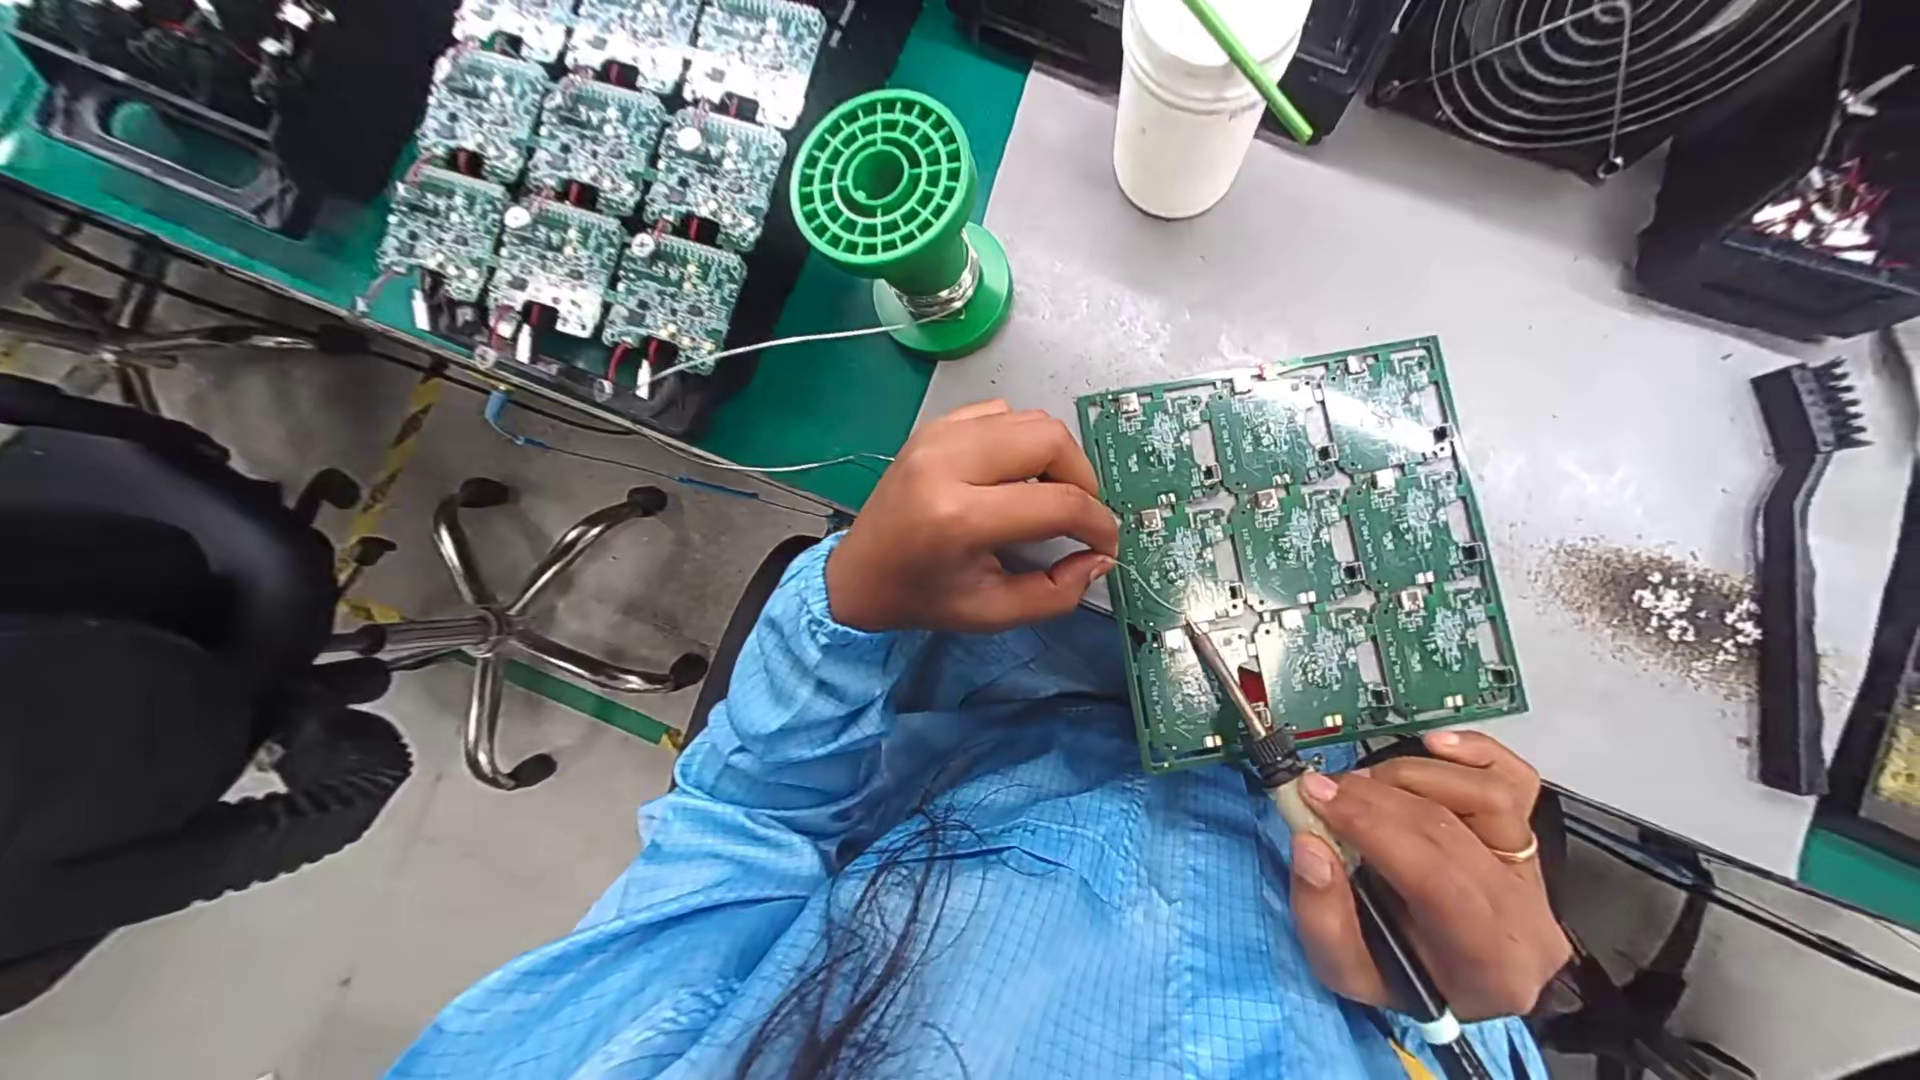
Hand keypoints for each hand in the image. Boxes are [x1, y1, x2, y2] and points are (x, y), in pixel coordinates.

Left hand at [826, 400, 1119, 632]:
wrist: (858, 575)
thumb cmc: (920, 597)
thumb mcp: (992, 613)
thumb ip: (1057, 593)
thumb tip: (1100, 557)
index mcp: (959, 517)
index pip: (1058, 502)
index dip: (1097, 524)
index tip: (1104, 543)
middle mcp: (947, 462)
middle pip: (1050, 439)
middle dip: (1083, 478)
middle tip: (1080, 513)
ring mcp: (937, 436)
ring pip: (1030, 418)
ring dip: (1056, 456)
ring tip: (1051, 494)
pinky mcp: (933, 428)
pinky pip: (1000, 413)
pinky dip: (1021, 439)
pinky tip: (1014, 474)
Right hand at [1288, 731, 1570, 1020]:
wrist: (1438, 964)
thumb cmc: (1394, 968)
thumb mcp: (1344, 971)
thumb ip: (1322, 917)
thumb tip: (1310, 845)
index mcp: (1490, 964)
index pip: (1439, 881)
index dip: (1371, 827)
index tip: (1313, 796)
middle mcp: (1526, 918)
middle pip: (1448, 831)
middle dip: (1369, 798)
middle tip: (1318, 789)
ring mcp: (1533, 871)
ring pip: (1482, 796)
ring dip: (1405, 776)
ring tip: (1361, 785)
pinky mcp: (1526, 834)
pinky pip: (1513, 778)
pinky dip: (1472, 752)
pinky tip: (1432, 743)